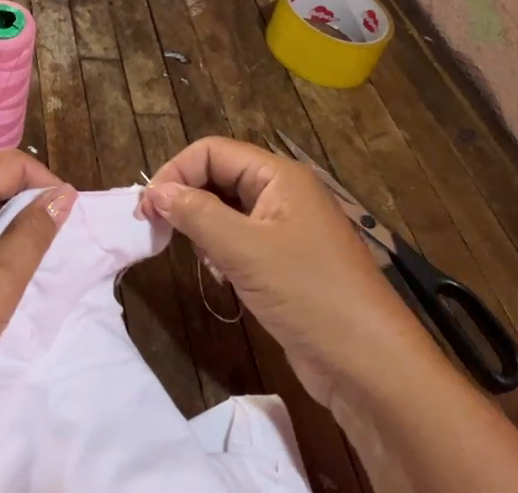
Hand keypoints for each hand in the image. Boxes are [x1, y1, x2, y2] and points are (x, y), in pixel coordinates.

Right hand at [139, 137, 444, 407]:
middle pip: (220, 177)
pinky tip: (221, 276)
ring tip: (199, 258)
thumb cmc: (308, 294)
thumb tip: (154, 192)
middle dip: (186, 199)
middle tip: (159, 232)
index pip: (212, 151)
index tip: (146, 210)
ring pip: (228, 210)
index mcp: (280, 176)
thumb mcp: (244, 250)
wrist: (371, 365)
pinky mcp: (288, 263)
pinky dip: (222, 252)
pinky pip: (242, 241)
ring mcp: (289, 229)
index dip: (175, 173)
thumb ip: (196, 214)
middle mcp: (284, 194)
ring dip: (203, 228)